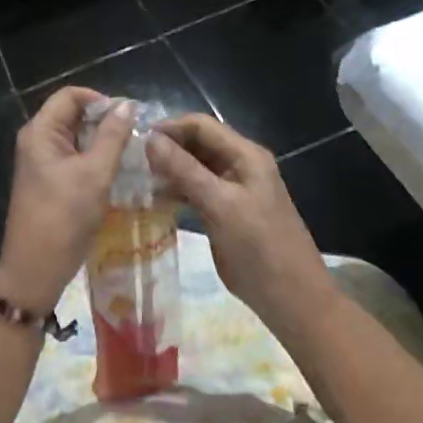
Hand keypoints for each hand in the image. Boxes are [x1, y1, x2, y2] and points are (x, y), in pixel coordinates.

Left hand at [0, 88, 135, 314]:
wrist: (36, 268)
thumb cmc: (64, 216)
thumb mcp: (95, 174)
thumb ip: (112, 136)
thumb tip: (127, 105)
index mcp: (40, 131)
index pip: (71, 95)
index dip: (100, 99)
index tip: (128, 118)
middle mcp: (37, 140)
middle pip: (73, 114)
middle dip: (104, 121)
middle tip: (135, 137)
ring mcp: (42, 162)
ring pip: (77, 137)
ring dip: (102, 142)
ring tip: (131, 154)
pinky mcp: (49, 181)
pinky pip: (74, 158)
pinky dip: (95, 159)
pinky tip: (116, 172)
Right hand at [148, 114, 331, 330]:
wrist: (290, 297)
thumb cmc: (259, 247)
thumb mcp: (220, 205)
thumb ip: (185, 170)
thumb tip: (149, 139)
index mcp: (246, 155)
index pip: (201, 126)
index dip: (169, 128)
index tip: (136, 141)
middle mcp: (239, 165)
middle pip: (197, 144)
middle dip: (167, 149)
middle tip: (132, 163)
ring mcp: (233, 190)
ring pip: (195, 168)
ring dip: (169, 171)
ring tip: (138, 181)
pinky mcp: (225, 212)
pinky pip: (197, 191)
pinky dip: (177, 192)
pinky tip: (154, 201)